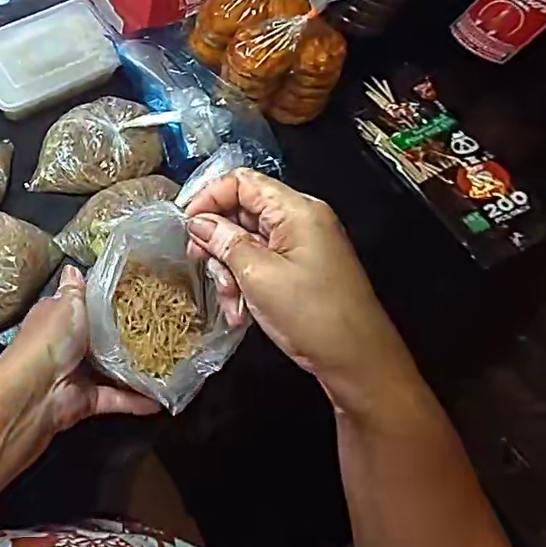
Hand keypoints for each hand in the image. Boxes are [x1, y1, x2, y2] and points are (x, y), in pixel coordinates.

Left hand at [0, 265, 158, 436]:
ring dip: (134, 370)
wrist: (35, 390)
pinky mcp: (87, 399)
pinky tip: (159, 398)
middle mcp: (67, 345)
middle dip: (125, 336)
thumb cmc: (50, 339)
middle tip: (159, 328)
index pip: (82, 306)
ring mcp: (77, 373)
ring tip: (165, 362)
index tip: (134, 296)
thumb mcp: (65, 305)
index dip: (104, 301)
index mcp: (58, 318)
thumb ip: (74, 291)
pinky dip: (136, 401)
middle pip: (100, 339)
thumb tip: (73, 268)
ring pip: (111, 370)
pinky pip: (116, 399)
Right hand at [183, 169, 409, 409]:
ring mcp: (299, 245)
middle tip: (199, 263)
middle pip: (240, 211)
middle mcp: (299, 220)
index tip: (186, 225)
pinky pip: (259, 263)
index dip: (208, 198)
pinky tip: (240, 312)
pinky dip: (243, 283)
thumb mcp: (258, 275)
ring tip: (229, 300)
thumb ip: (224, 241)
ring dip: (228, 270)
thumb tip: (198, 222)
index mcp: (296, 210)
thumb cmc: (314, 316)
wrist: (359, 365)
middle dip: (217, 241)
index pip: (241, 181)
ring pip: (244, 241)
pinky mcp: (298, 269)